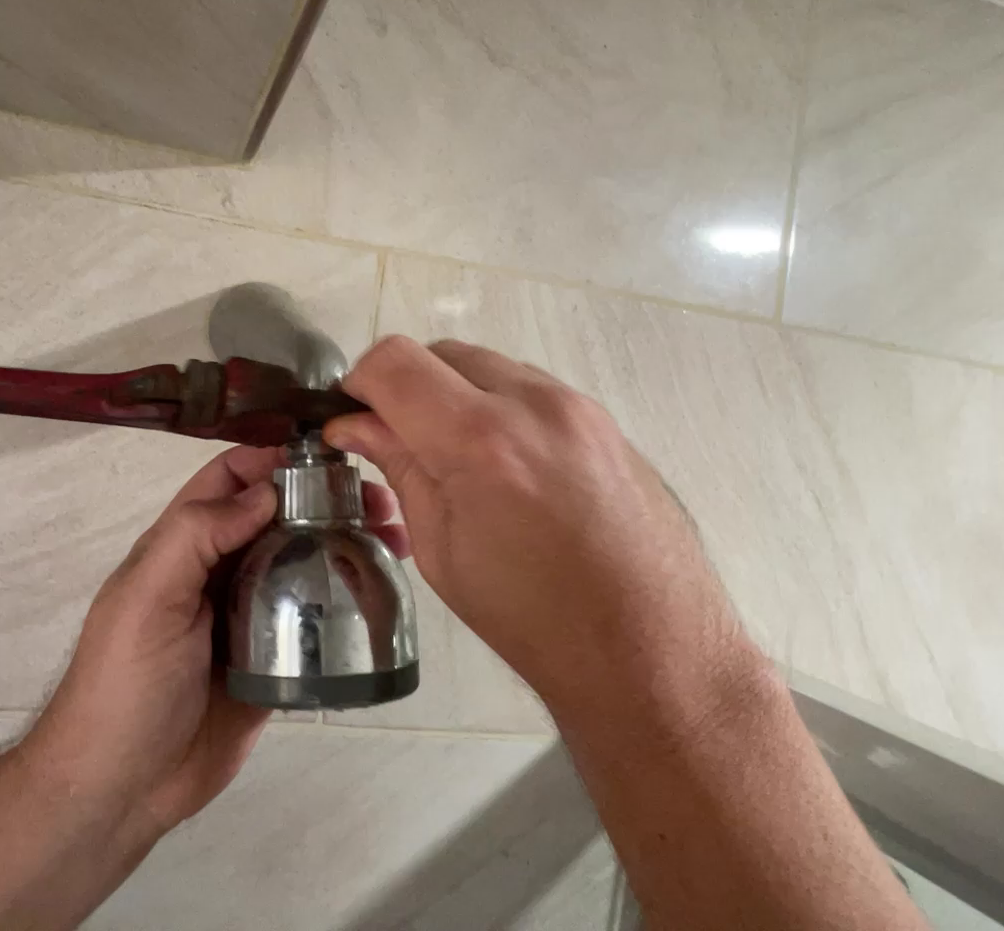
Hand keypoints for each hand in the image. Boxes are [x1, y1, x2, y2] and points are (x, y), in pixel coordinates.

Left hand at [21, 444, 409, 843]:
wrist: (127, 786)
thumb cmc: (126, 682)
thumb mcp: (147, 597)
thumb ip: (195, 535)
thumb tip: (264, 491)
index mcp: (183, 546)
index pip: (229, 480)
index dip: (271, 459)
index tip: (328, 456)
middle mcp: (220, 571)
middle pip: (277, 516)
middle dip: (324, 499)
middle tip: (381, 502)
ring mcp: (251, 615)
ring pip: (302, 561)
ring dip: (345, 543)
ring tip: (396, 541)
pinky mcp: (277, 658)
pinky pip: (316, 617)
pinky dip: (348, 598)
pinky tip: (384, 591)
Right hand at [323, 336, 745, 713]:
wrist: (651, 649)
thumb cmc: (532, 621)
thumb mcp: (441, 551)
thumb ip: (400, 470)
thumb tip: (355, 426)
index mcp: (482, 440)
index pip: (395, 363)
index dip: (358, 384)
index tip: (352, 423)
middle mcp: (533, 403)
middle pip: (441, 353)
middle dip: (405, 388)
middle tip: (397, 444)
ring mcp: (577, 406)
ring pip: (487, 367)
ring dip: (453, 396)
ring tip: (453, 461)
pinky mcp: (604, 420)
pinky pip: (529, 389)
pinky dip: (497, 408)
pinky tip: (503, 468)